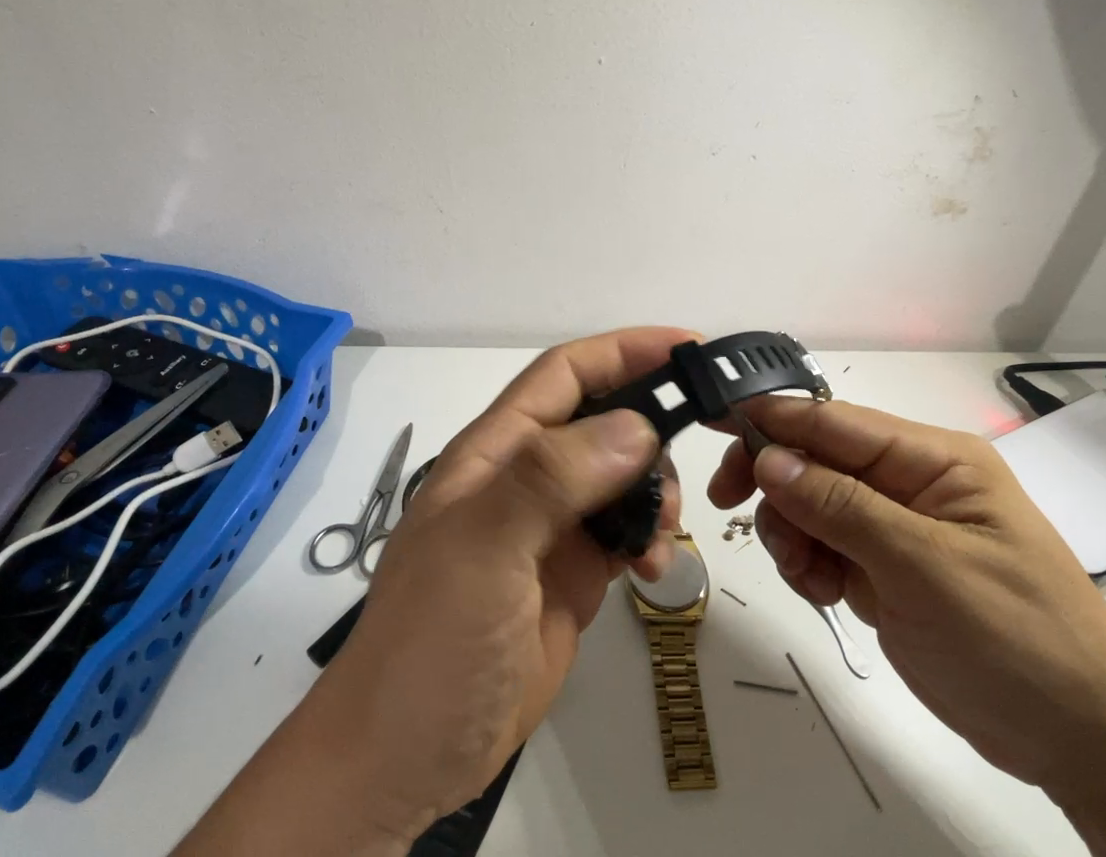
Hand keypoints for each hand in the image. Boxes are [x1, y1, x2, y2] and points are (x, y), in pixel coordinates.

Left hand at [177, 328, 691, 855]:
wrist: (406, 754)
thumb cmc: (433, 644)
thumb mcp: (483, 551)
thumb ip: (551, 480)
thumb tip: (636, 426)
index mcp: (493, 456)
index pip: (563, 376)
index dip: (624, 351)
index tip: (691, 350)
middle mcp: (523, 483)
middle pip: (600, 424)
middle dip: (653, 425)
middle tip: (699, 455)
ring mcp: (547, 533)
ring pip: (619, 480)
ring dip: (655, 490)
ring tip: (664, 530)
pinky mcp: (570, 579)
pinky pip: (623, 536)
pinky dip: (650, 539)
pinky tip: (655, 569)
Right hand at [706, 395, 1105, 788]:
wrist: (1080, 735)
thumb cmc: (1017, 638)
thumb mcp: (925, 565)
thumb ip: (841, 507)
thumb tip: (769, 459)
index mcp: (934, 461)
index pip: (834, 420)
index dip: (771, 417)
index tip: (709, 419)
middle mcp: (912, 485)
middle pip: (815, 461)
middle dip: (775, 485)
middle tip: (731, 509)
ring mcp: (898, 531)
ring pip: (811, 506)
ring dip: (792, 535)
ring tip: (810, 578)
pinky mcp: (888, 572)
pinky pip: (824, 549)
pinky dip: (809, 566)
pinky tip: (824, 594)